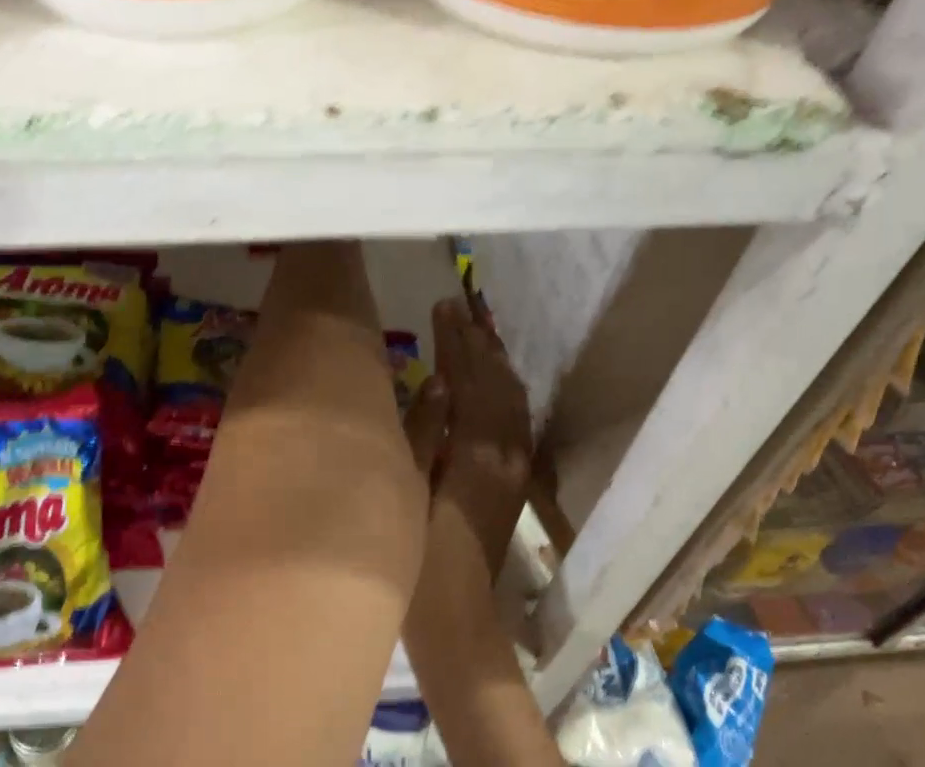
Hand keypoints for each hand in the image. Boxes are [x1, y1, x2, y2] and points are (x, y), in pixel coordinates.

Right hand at [405, 297, 533, 581]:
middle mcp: (507, 450)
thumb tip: (438, 378)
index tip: (441, 305)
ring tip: (477, 329)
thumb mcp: (406, 487)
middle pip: (495, 381)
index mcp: (477, 449)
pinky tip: (495, 379)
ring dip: (495, 360)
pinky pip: (517, 417)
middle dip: (475, 340)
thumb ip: (423, 430)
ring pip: (513, 398)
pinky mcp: (516, 480)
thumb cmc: (417, 555)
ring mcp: (516, 466)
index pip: (469, 377)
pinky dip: (506, 388)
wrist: (458, 618)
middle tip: (456, 306)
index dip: (455, 339)